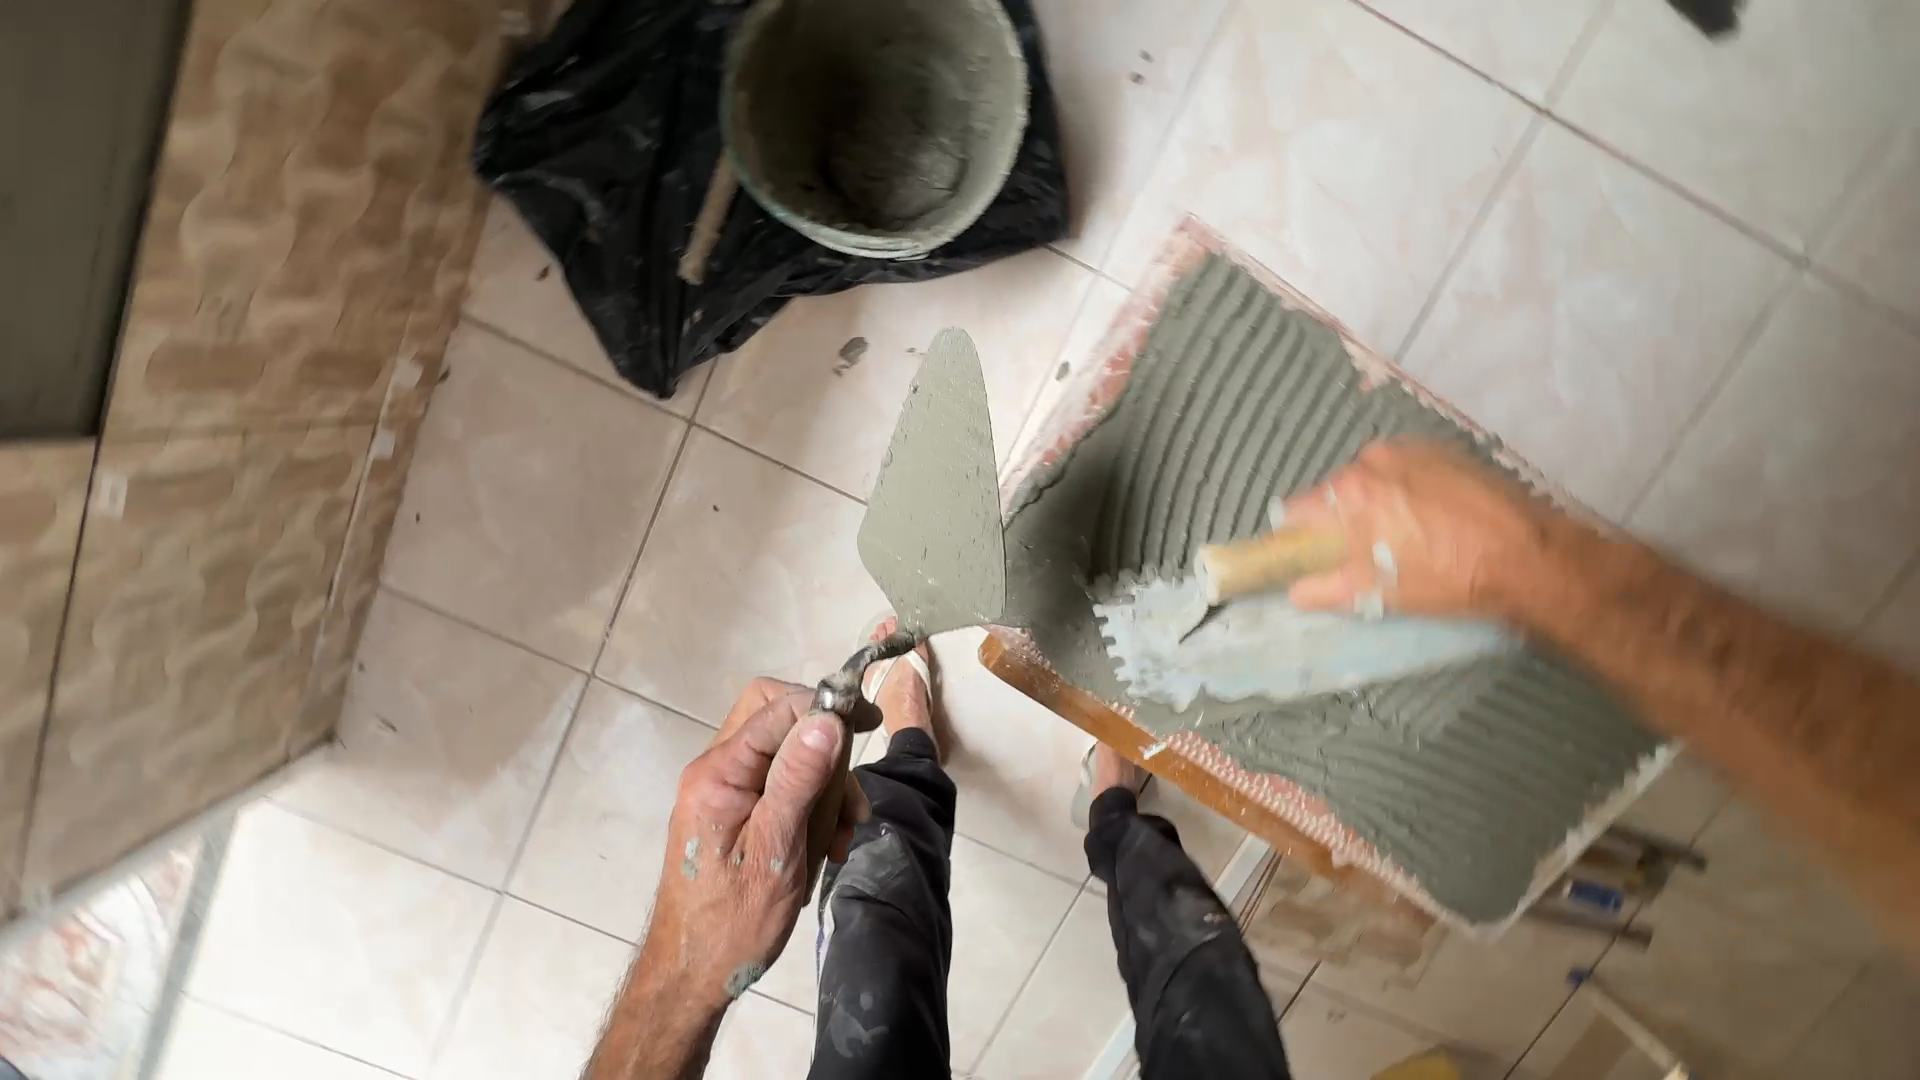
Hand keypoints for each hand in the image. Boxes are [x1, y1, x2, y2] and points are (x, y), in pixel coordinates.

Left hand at [637, 678, 867, 1008]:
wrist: (692, 977)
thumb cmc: (732, 922)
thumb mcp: (775, 851)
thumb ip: (798, 780)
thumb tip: (827, 717)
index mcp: (719, 772)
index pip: (777, 707)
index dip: (825, 707)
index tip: (869, 723)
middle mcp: (717, 768)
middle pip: (775, 714)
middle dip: (823, 739)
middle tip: (855, 769)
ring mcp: (726, 788)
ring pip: (785, 748)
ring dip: (824, 780)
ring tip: (845, 829)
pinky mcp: (738, 809)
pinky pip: (782, 781)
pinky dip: (813, 801)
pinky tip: (830, 840)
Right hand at [1278, 438, 1559, 619]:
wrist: (1534, 557)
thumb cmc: (1447, 578)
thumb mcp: (1376, 595)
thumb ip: (1320, 590)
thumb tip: (1294, 589)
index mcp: (1346, 495)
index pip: (1293, 512)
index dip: (1300, 537)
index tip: (1318, 555)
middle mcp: (1369, 461)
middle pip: (1332, 494)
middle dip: (1342, 520)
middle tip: (1370, 549)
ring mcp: (1407, 449)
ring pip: (1368, 479)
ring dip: (1375, 502)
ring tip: (1408, 531)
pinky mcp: (1440, 448)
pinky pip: (1402, 468)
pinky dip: (1405, 488)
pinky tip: (1432, 514)